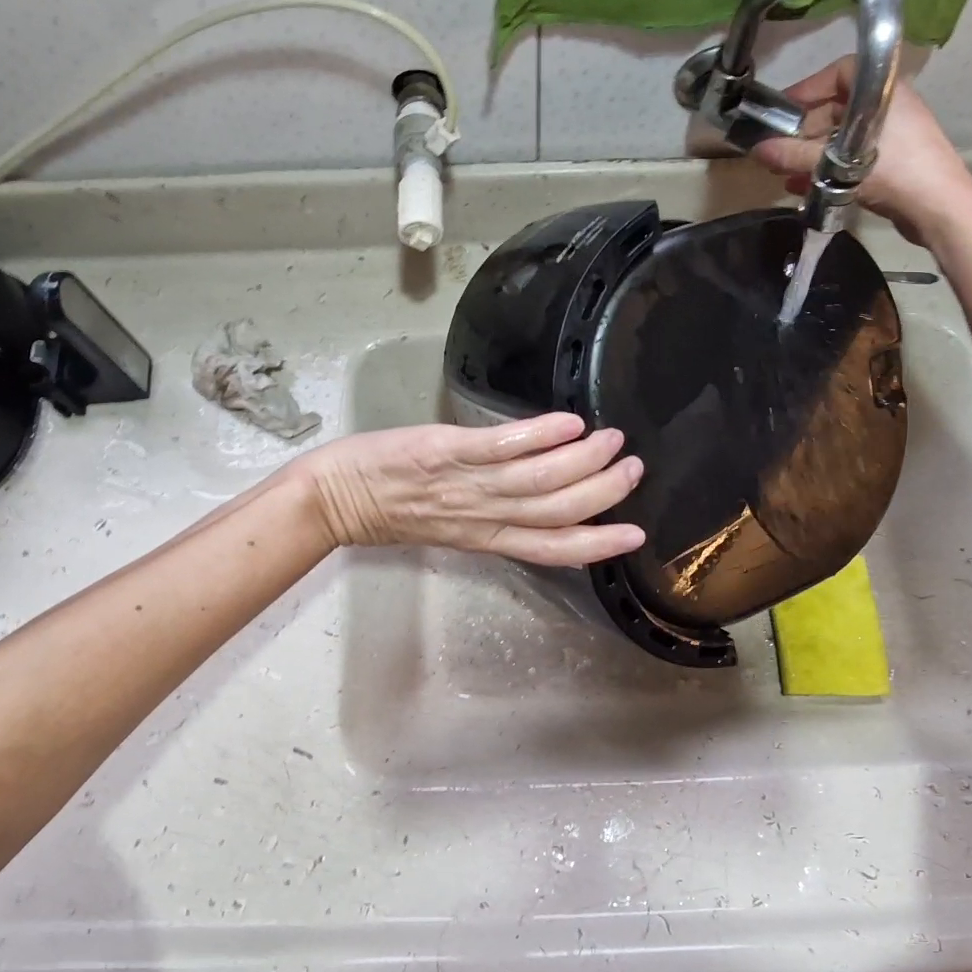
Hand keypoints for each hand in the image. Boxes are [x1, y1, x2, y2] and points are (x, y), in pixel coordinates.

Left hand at [299, 412, 646, 566]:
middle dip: (604, 492)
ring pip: (540, 479)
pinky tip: (571, 423)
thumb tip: (534, 496)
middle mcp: (485, 516)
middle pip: (558, 510)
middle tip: (634, 468)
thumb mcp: (449, 527)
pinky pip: (504, 445)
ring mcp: (468, 483)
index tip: (636, 534)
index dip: (598, 544)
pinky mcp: (448, 451)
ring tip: (613, 440)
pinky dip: (542, 435)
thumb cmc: (388, 513)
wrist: (334, 498)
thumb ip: (492, 516)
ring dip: (584, 459)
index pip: (553, 548)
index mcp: (487, 538)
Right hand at [750, 58, 971, 244]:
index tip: (783, 109)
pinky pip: (851, 160)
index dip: (809, 87)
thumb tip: (758, 151)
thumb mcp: (839, 163)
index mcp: (884, 92)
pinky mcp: (892, 165)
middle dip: (804, 129)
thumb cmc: (897, 172)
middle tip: (779, 147)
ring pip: (842, 139)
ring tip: (786, 172)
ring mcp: (893, 137)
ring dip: (812, 154)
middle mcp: (889, 108)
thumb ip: (796, 156)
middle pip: (837, 109)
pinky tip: (804, 187)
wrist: (941, 210)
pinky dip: (828, 170)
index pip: (841, 72)